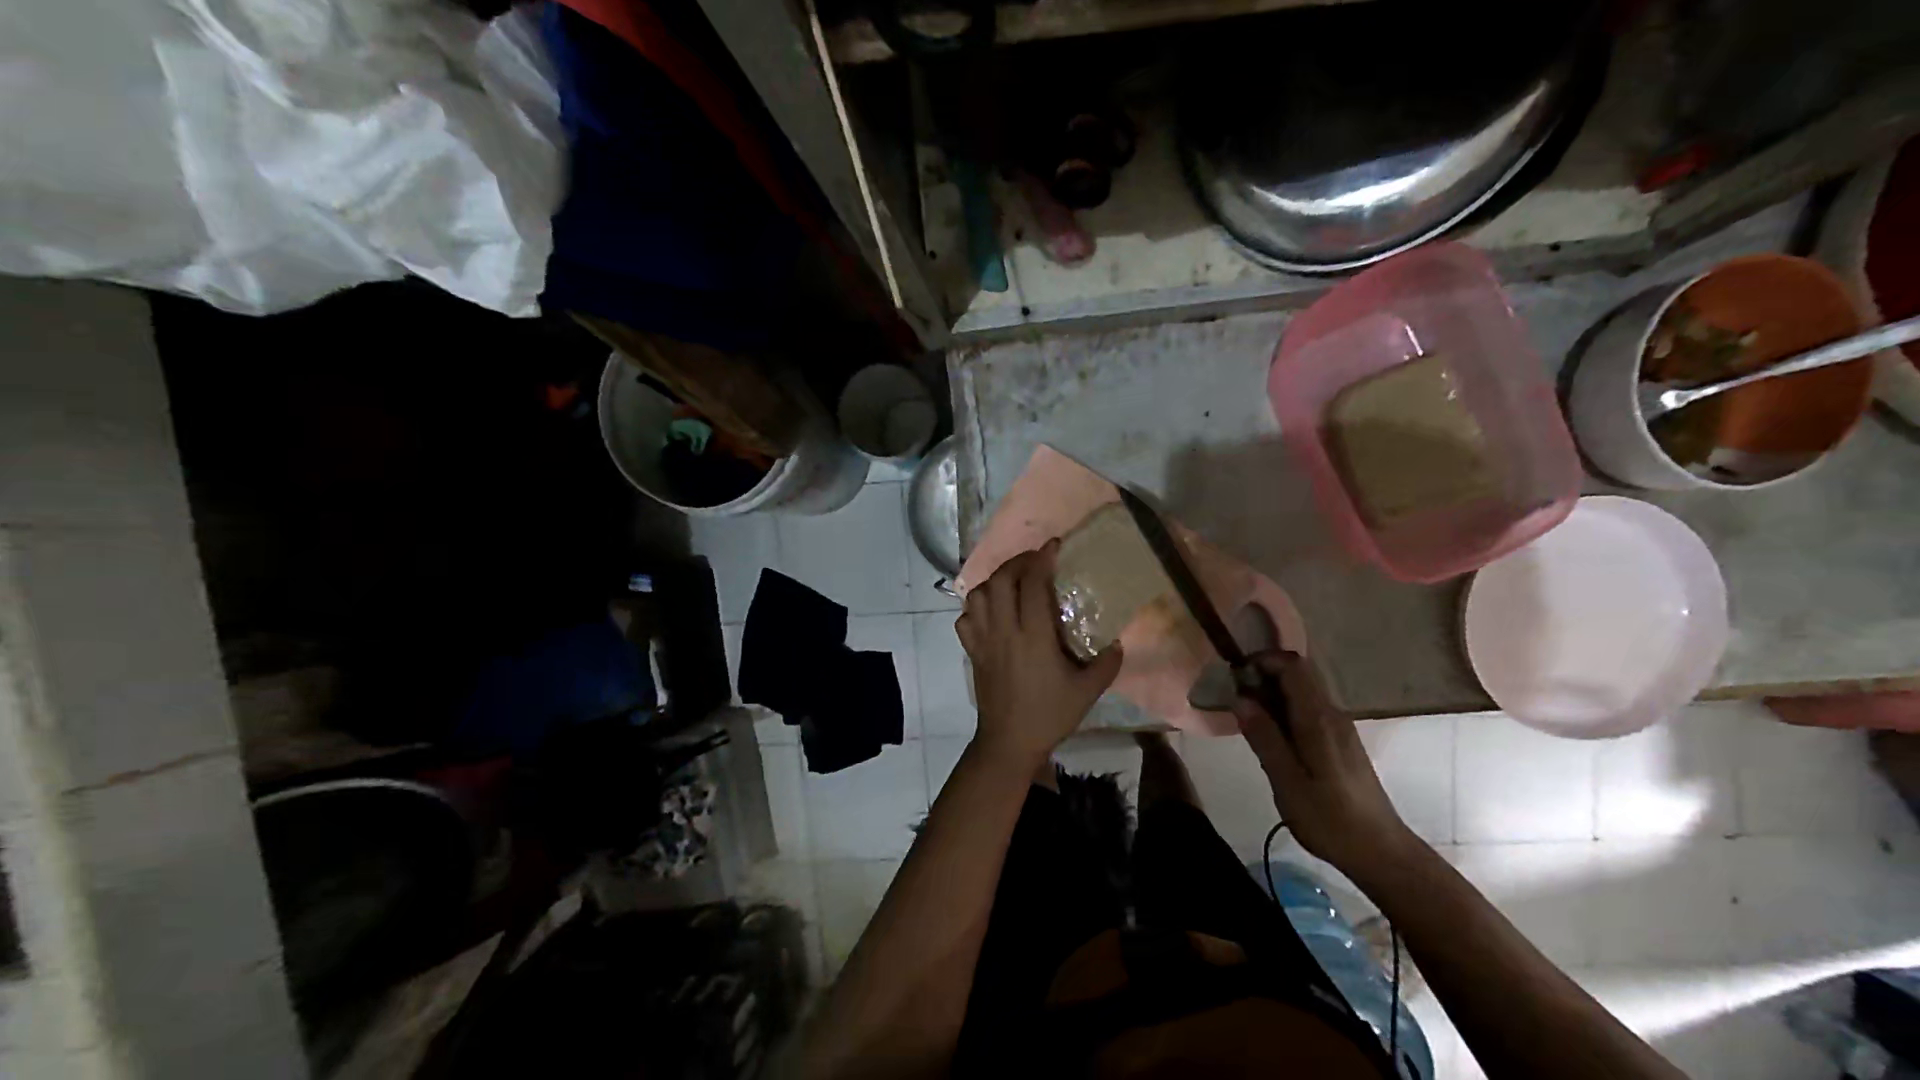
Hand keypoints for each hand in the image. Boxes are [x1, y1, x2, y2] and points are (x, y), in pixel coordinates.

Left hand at [957, 540, 1123, 767]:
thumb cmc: (1049, 715)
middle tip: (1035, 560)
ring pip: (978, 595)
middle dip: (1017, 562)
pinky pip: (965, 619)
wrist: (1008, 741)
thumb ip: (1106, 664)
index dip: (1041, 559)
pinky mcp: (972, 652)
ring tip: (1012, 580)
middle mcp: (1003, 631)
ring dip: (995, 580)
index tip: (1054, 546)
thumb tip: (1117, 643)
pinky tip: (991, 611)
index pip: (1031, 584)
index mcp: (1033, 636)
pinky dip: (976, 607)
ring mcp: (982, 641)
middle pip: (1000, 581)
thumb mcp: (1087, 692)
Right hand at [1232, 651, 1419, 878]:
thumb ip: (1264, 737)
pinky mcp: (1340, 741)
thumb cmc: (1329, 819)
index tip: (1235, 677)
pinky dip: (1285, 709)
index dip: (1262, 661)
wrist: (1381, 852)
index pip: (1292, 665)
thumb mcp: (1286, 782)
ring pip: (1303, 691)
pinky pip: (1309, 709)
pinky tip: (1270, 735)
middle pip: (1299, 673)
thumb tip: (1240, 698)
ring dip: (1273, 693)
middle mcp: (1332, 714)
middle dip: (1265, 675)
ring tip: (1247, 716)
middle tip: (1236, 697)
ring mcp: (1339, 727)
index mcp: (1318, 719)